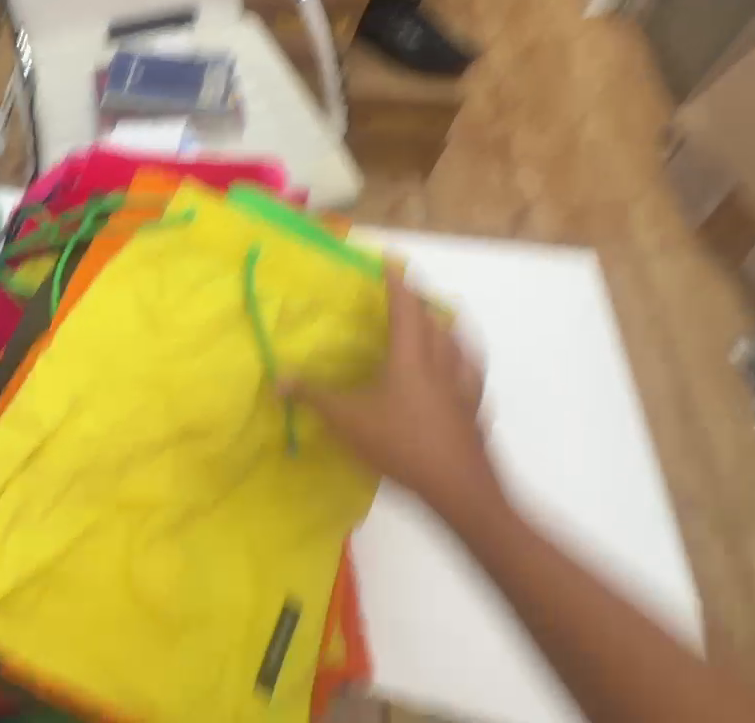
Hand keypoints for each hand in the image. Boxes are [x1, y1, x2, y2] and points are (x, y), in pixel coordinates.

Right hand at [282, 265, 504, 522]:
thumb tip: (278, 380)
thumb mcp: (346, 420)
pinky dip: (467, 367)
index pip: (406, 311)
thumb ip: (312, 397)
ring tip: (443, 323)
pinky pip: (474, 380)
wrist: (462, 492)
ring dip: (451, 330)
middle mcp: (443, 367)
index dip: (397, 284)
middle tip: (409, 292)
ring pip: (463, 349)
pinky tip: (463, 376)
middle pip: (438, 324)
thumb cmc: (401, 445)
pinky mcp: (476, 416)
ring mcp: (465, 392)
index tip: (390, 262)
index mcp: (412, 360)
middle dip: (423, 303)